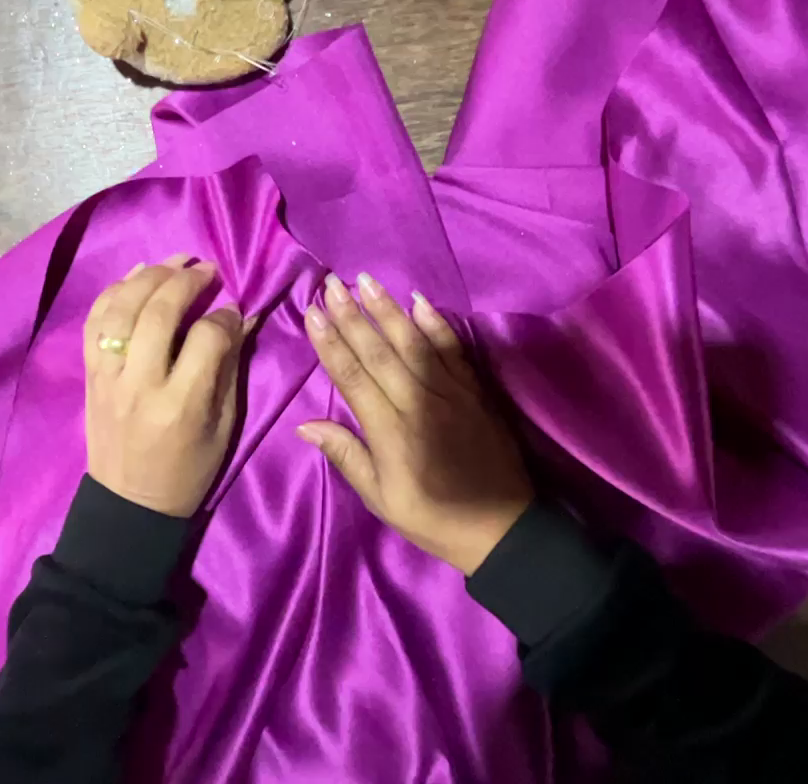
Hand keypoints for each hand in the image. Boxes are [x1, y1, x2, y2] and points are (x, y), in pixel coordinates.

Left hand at [83, 257, 246, 516]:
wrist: (129, 505)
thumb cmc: (189, 470)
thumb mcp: (224, 426)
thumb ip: (230, 368)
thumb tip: (241, 315)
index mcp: (181, 405)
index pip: (206, 338)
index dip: (225, 315)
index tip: (235, 309)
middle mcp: (140, 385)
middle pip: (159, 313)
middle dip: (187, 281)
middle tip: (208, 269)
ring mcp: (108, 377)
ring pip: (121, 309)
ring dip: (149, 277)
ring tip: (174, 262)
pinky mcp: (89, 374)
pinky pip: (94, 321)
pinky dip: (113, 292)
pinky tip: (136, 276)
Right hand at [299, 273, 533, 574]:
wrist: (503, 528)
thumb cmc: (433, 517)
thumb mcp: (382, 499)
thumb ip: (347, 456)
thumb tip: (305, 425)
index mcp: (391, 431)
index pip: (352, 377)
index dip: (330, 343)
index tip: (313, 312)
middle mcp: (418, 402)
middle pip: (379, 352)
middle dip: (352, 315)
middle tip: (331, 283)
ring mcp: (450, 392)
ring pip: (413, 342)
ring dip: (387, 309)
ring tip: (365, 280)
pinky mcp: (474, 390)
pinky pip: (453, 349)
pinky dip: (436, 324)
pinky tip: (418, 302)